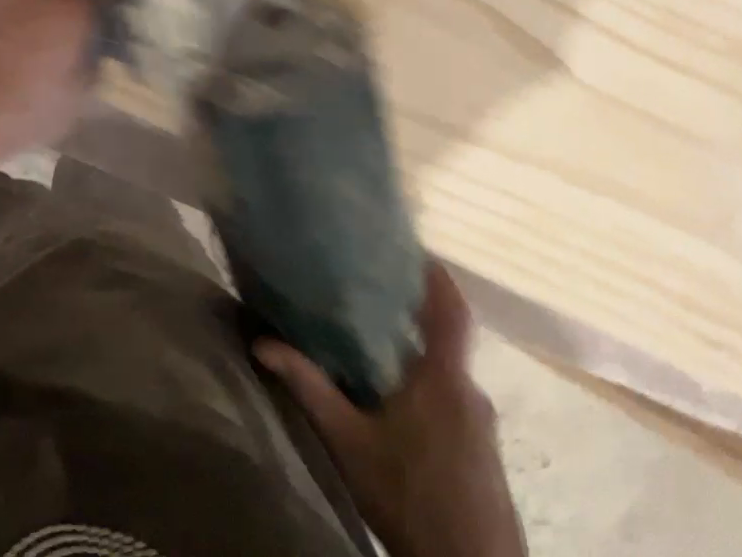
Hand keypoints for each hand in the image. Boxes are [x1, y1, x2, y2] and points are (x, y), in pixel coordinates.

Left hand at [0, 0, 97, 172]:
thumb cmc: (13, 119)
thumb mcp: (69, 106)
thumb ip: (83, 70)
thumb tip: (84, 56)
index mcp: (63, 14)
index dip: (89, 19)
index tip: (86, 42)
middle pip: (46, 1)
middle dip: (48, 25)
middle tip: (44, 61)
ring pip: (9, 10)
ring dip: (12, 31)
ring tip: (3, 70)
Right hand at [255, 264, 526, 556]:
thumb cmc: (408, 494)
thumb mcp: (346, 439)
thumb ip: (308, 386)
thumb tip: (261, 342)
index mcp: (443, 380)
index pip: (450, 313)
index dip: (436, 276)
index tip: (412, 248)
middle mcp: (470, 393)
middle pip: (442, 340)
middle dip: (405, 316)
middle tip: (360, 295)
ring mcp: (481, 422)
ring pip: (443, 372)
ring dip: (409, 354)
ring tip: (363, 342)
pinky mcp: (480, 446)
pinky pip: (449, 396)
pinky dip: (420, 382)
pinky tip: (386, 397)